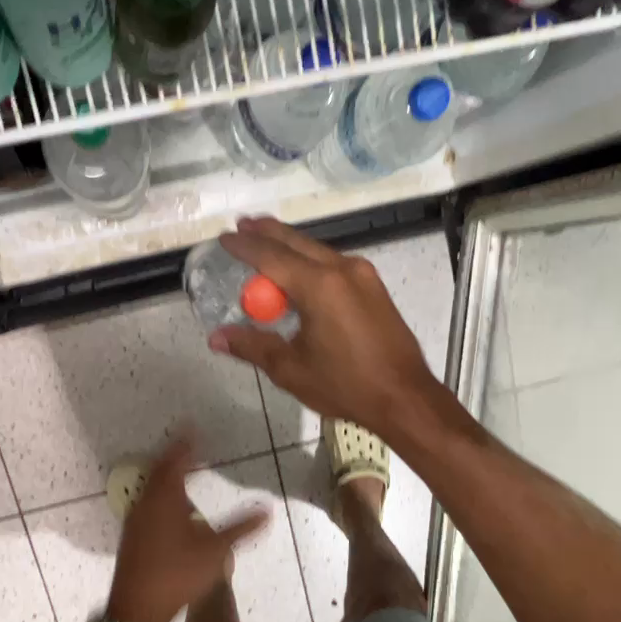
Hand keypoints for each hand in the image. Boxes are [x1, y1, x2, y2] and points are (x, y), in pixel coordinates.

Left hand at [107, 433, 268, 621]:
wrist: (138, 609)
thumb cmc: (177, 574)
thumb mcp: (216, 551)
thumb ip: (242, 528)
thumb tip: (267, 510)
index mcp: (164, 500)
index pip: (174, 462)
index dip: (184, 445)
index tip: (192, 429)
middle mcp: (146, 505)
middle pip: (159, 473)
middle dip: (175, 459)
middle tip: (189, 447)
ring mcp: (135, 523)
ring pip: (151, 490)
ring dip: (166, 479)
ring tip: (182, 474)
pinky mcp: (132, 539)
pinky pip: (147, 505)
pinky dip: (160, 497)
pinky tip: (171, 511)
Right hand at [210, 217, 442, 435]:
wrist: (404, 397)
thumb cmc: (346, 385)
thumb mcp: (291, 369)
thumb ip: (252, 346)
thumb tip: (216, 337)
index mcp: (319, 286)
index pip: (271, 256)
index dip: (244, 246)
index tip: (224, 237)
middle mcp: (342, 269)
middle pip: (296, 242)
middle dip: (267, 233)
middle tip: (242, 225)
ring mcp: (363, 276)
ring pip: (318, 251)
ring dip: (290, 246)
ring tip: (266, 245)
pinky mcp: (374, 288)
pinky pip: (334, 264)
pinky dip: (311, 262)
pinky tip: (300, 274)